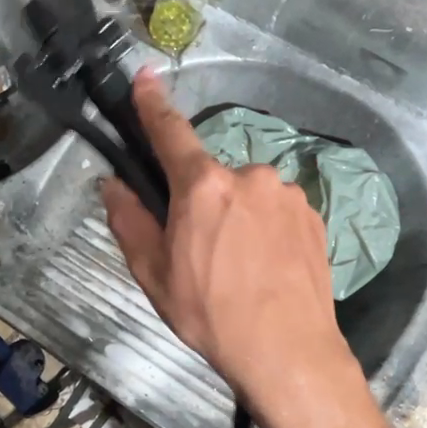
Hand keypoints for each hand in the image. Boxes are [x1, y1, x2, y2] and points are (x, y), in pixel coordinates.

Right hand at [102, 69, 355, 411]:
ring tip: (233, 268)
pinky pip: (273, 212)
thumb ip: (128, 221)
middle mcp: (249, 175)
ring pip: (244, 196)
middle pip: (209, 176)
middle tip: (193, 250)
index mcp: (203, 186)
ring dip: (232, 218)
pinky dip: (261, 230)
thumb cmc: (209, 313)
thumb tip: (113, 184)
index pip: (170, 132)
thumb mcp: (153, 272)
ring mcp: (287, 194)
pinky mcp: (313, 216)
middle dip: (197, 202)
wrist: (287, 351)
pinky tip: (261, 268)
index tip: (145, 76)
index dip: (152, 104)